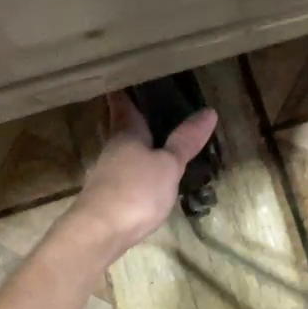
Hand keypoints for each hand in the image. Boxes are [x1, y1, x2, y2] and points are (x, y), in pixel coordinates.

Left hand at [61, 92, 217, 260]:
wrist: (99, 232)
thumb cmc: (135, 191)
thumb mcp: (168, 165)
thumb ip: (185, 141)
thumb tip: (208, 111)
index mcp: (126, 133)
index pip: (122, 103)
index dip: (124, 90)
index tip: (127, 76)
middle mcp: (113, 148)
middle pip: (120, 125)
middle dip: (131, 115)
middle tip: (147, 102)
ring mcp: (107, 173)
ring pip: (123, 150)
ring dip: (136, 143)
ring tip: (156, 137)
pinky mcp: (108, 196)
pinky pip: (124, 173)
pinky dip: (136, 167)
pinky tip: (147, 173)